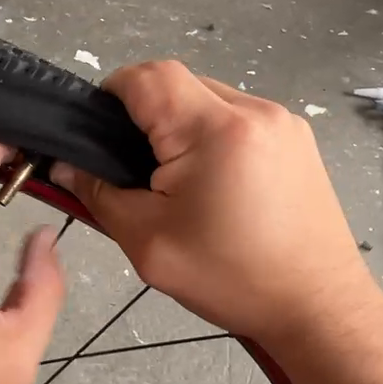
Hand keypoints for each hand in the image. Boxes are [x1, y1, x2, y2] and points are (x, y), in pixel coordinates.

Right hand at [52, 61, 377, 346]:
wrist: (318, 307)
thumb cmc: (232, 278)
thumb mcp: (148, 242)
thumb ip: (98, 194)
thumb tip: (64, 165)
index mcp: (216, 131)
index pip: (148, 76)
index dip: (112, 93)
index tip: (99, 133)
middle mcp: (254, 111)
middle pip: (178, 81)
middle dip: (144, 113)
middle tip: (133, 167)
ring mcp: (282, 121)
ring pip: (207, 96)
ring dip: (180, 123)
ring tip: (173, 178)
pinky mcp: (296, 137)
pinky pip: (236, 115)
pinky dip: (211, 134)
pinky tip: (211, 181)